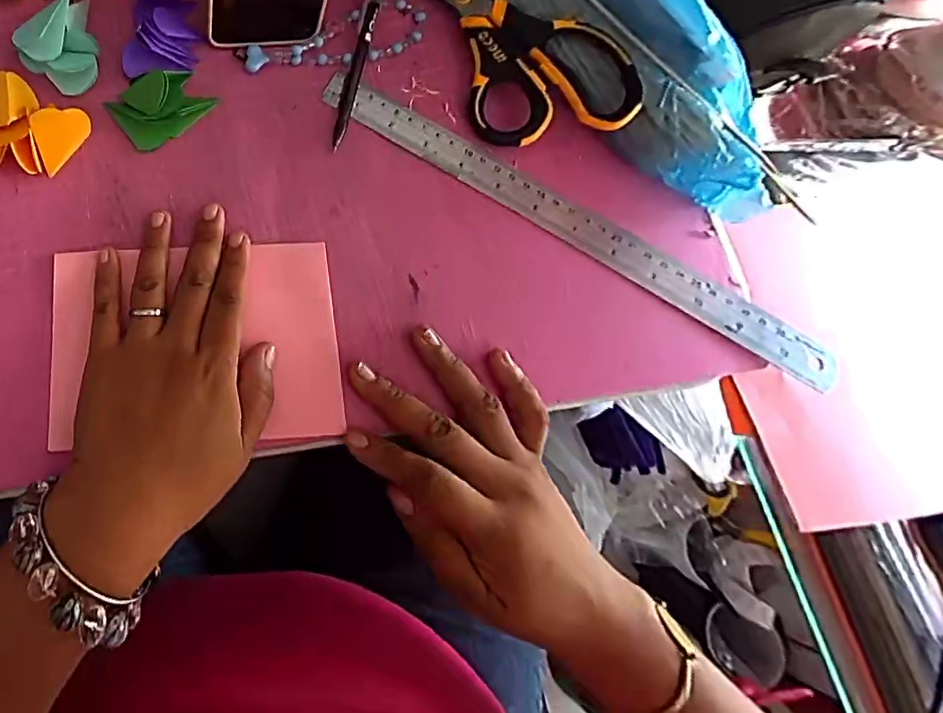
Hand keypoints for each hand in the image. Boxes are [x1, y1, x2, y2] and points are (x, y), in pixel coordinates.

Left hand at [43, 204, 275, 595]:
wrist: (122, 505)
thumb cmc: (189, 480)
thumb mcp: (240, 447)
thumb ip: (257, 393)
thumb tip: (267, 346)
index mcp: (214, 368)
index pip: (229, 303)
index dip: (235, 267)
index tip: (240, 237)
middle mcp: (177, 348)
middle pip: (195, 285)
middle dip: (205, 244)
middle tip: (211, 211)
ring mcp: (136, 351)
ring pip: (150, 288)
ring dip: (156, 249)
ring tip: (161, 217)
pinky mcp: (102, 360)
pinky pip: (104, 313)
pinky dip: (105, 282)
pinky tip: (107, 255)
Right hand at [343, 327, 643, 653]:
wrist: (591, 605)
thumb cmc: (525, 606)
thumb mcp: (471, 593)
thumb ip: (433, 540)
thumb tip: (396, 489)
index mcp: (491, 524)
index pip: (429, 479)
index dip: (387, 456)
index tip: (351, 435)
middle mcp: (509, 483)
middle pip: (446, 432)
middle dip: (398, 400)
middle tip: (362, 372)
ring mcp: (526, 463)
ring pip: (482, 407)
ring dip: (448, 368)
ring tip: (421, 335)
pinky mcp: (537, 456)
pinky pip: (530, 413)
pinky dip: (515, 381)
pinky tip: (495, 353)